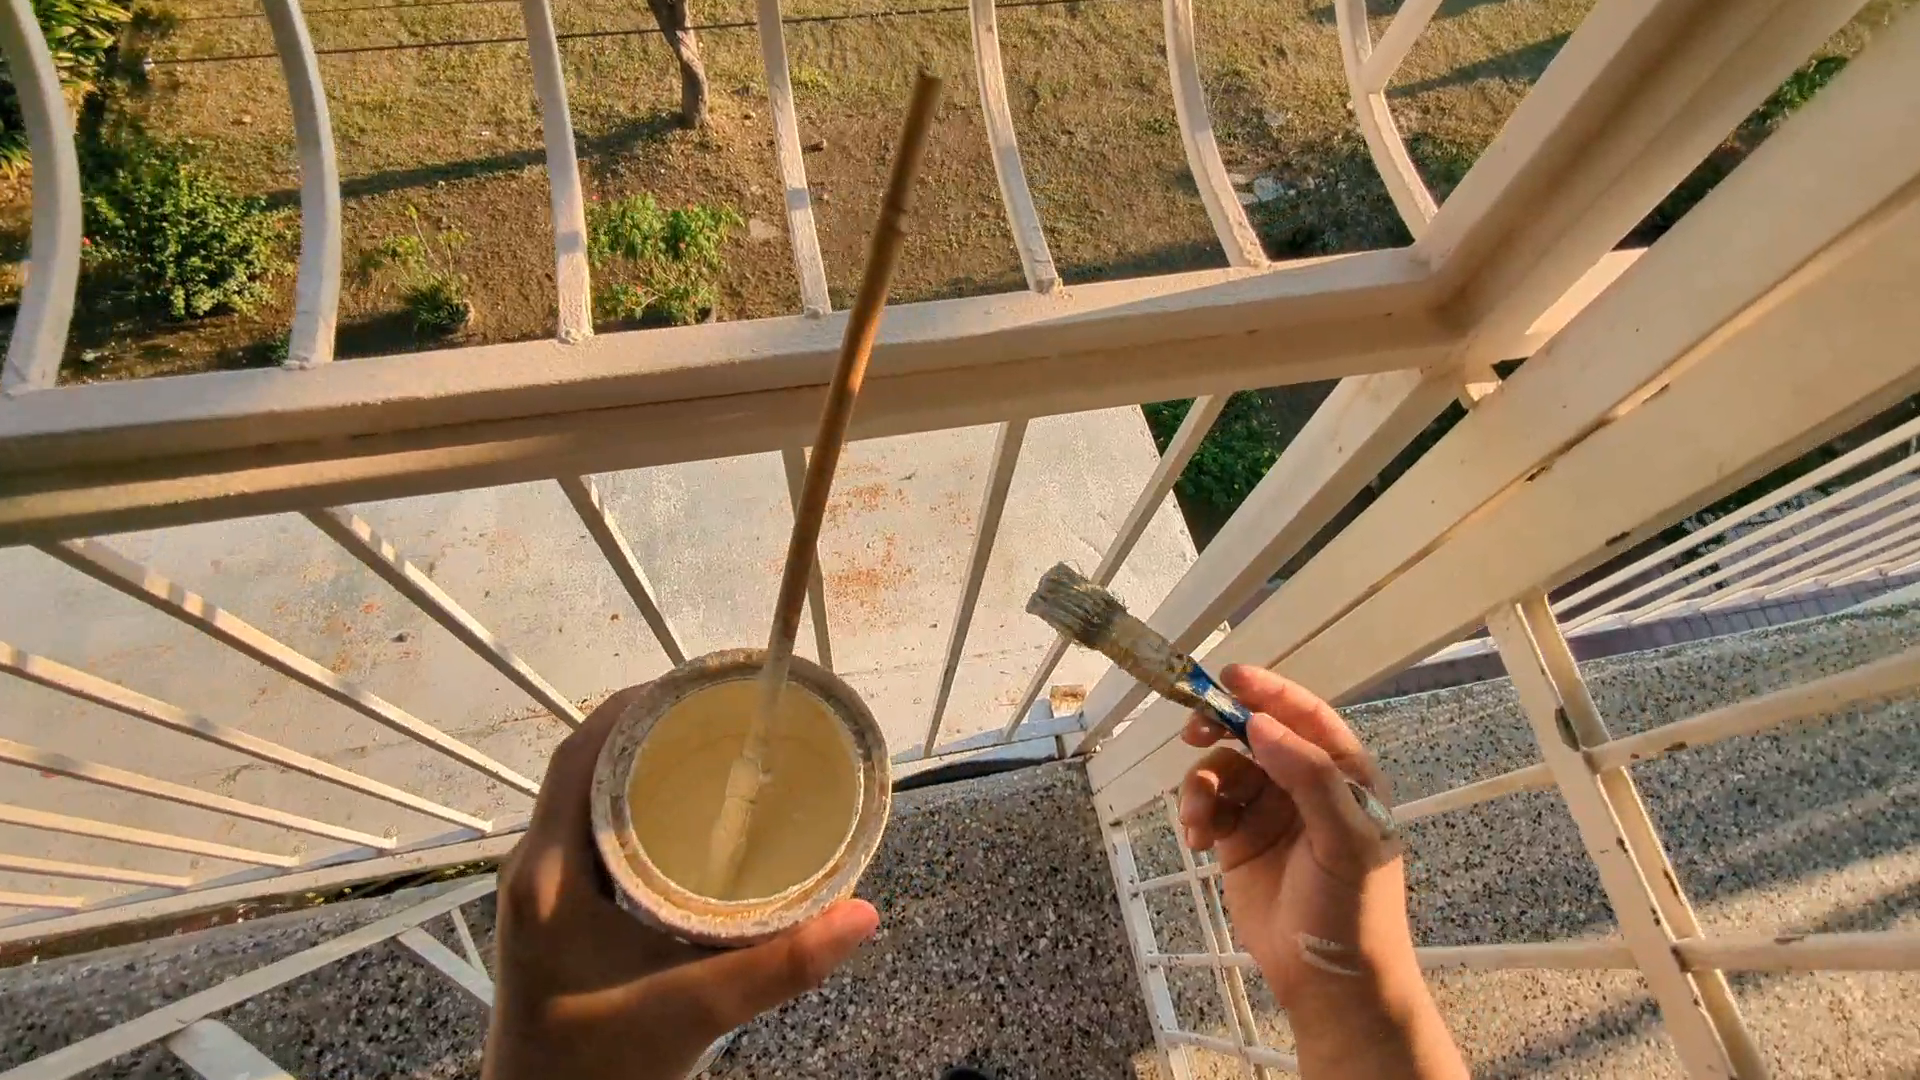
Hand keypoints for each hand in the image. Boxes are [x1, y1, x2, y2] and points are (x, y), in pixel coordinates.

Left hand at [482, 687, 880, 1079]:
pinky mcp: (560, 903)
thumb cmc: (602, 1069)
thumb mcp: (693, 1013)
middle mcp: (540, 865)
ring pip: (591, 790)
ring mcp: (545, 884)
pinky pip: (596, 822)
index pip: (582, 755)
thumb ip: (779, 965)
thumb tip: (864, 913)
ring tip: (715, 743)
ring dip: (644, 757)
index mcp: (553, 873)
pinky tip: (688, 808)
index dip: (636, 707)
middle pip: (590, 761)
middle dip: (652, 725)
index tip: (701, 685)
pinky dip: (638, 795)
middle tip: (725, 712)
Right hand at [1179, 666, 1466, 1077]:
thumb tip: (1258, 724)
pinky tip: (1198, 840)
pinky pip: (1208, 802)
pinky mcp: (1238, 834)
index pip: (1305, 716)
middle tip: (1194, 732)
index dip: (1268, 691)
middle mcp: (1303, 782)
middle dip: (1221, 728)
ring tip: (1199, 820)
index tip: (1229, 676)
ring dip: (1201, 786)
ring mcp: (1268, 808)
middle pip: (1254, 733)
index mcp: (1342, 775)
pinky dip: (1196, 812)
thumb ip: (1308, 776)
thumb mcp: (1344, 839)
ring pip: (1223, 767)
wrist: (1327, 982)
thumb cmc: (1351, 907)